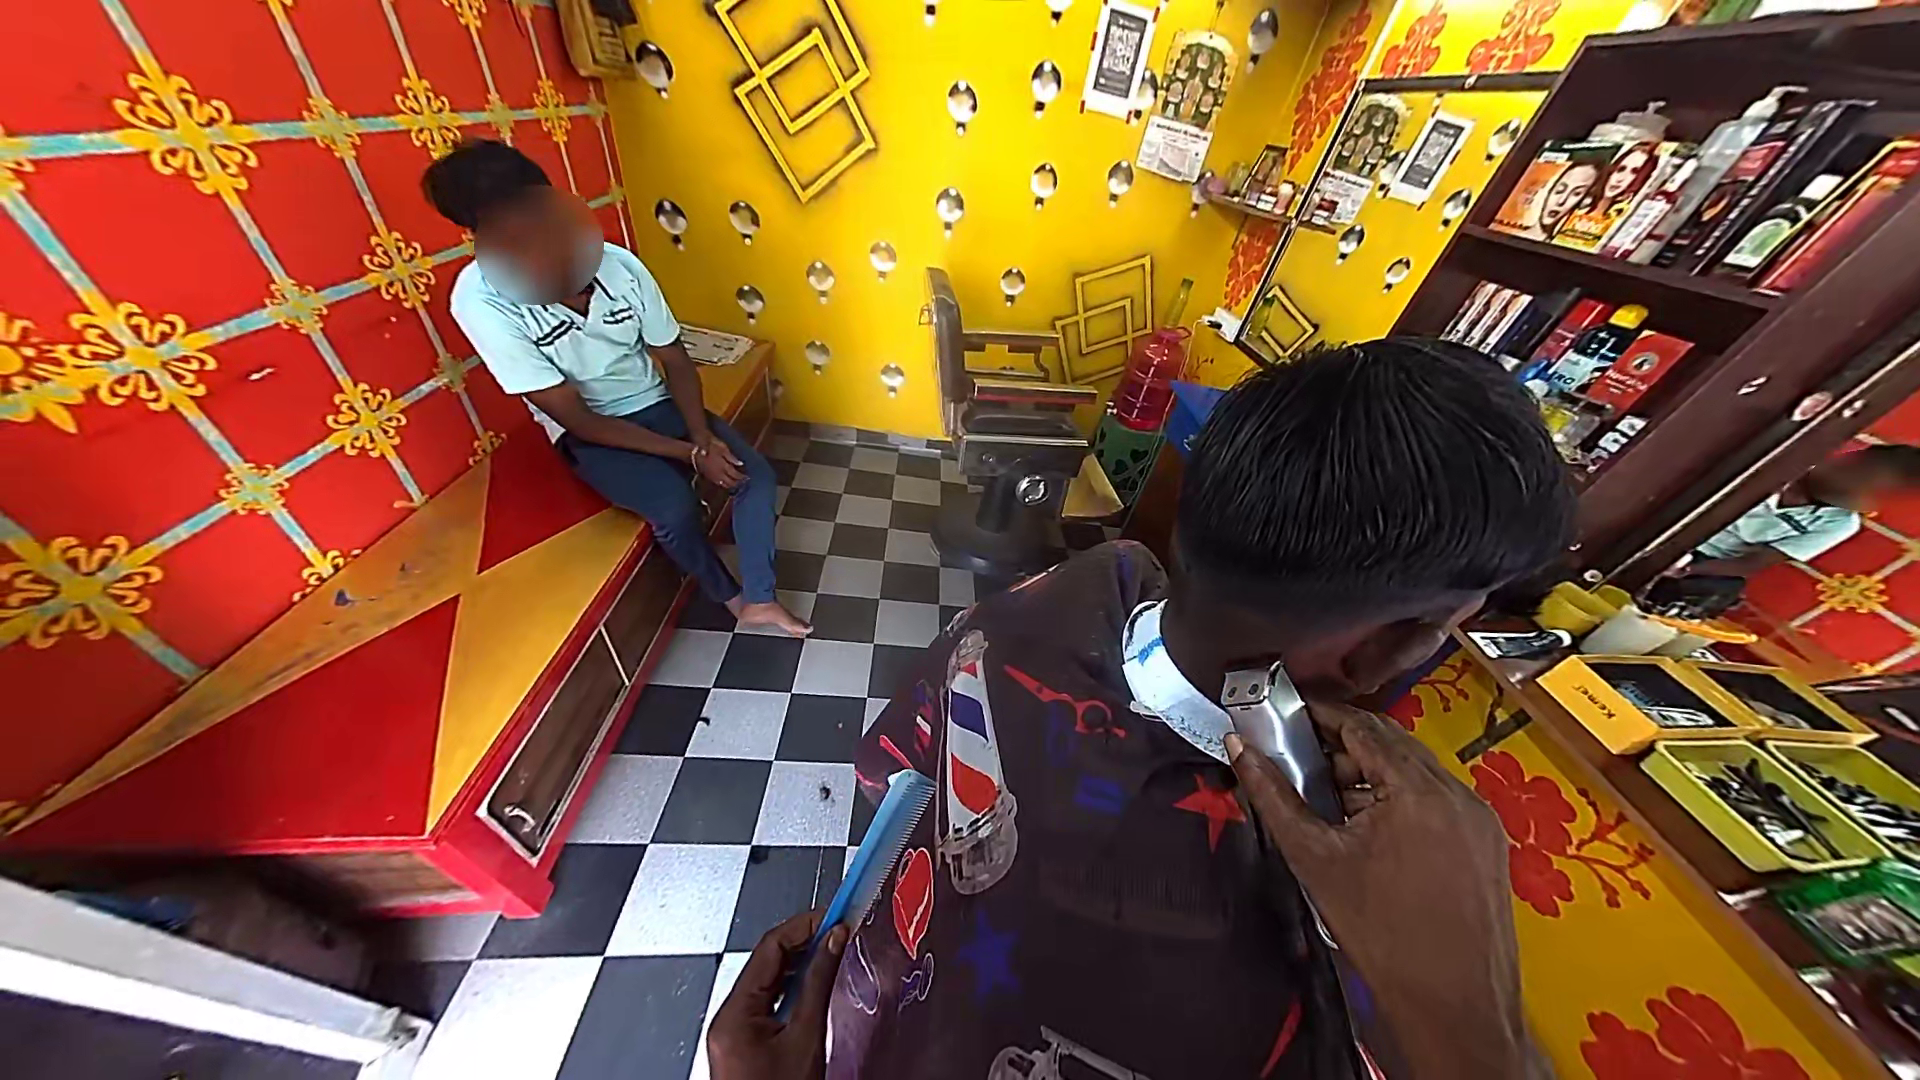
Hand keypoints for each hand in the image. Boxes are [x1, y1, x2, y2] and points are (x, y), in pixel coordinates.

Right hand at [692, 434, 745, 488]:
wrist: (694, 452)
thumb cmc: (709, 447)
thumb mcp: (722, 449)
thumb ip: (731, 457)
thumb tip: (740, 464)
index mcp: (724, 467)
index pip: (735, 475)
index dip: (741, 477)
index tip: (747, 478)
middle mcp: (720, 474)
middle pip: (730, 482)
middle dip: (737, 483)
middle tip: (743, 483)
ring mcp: (713, 477)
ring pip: (724, 484)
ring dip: (730, 485)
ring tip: (736, 485)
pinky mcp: (707, 477)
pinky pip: (718, 483)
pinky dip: (723, 484)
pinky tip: (725, 483)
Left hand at [707, 910, 846, 1079]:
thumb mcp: (806, 1036)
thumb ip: (820, 980)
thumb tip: (834, 938)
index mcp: (735, 1013)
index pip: (770, 946)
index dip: (804, 925)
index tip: (833, 915)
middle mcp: (728, 1017)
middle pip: (768, 959)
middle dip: (804, 941)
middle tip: (836, 929)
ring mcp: (734, 1029)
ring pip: (769, 977)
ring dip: (801, 961)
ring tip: (831, 950)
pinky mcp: (745, 1040)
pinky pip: (769, 997)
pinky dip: (794, 983)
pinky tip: (815, 980)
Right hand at [1226, 703, 1533, 1079]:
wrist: (1455, 1010)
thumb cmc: (1377, 928)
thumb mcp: (1311, 854)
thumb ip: (1270, 792)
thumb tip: (1236, 744)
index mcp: (1418, 792)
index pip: (1363, 727)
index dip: (1321, 714)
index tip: (1287, 714)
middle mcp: (1458, 794)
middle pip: (1391, 741)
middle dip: (1343, 740)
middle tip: (1301, 753)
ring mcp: (1480, 818)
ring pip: (1414, 766)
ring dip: (1369, 766)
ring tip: (1330, 793)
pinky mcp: (1488, 841)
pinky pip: (1434, 793)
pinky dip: (1396, 791)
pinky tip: (1367, 821)